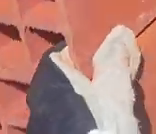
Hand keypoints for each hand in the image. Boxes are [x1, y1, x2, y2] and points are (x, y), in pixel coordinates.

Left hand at [24, 26, 139, 133]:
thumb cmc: (100, 127)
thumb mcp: (116, 88)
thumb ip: (115, 59)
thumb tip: (118, 32)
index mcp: (47, 82)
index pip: (58, 55)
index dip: (83, 52)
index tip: (106, 54)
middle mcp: (37, 107)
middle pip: (62, 84)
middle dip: (87, 81)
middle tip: (115, 82)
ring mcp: (42, 132)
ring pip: (65, 110)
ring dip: (84, 108)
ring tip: (113, 110)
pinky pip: (68, 128)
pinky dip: (82, 127)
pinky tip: (104, 129)